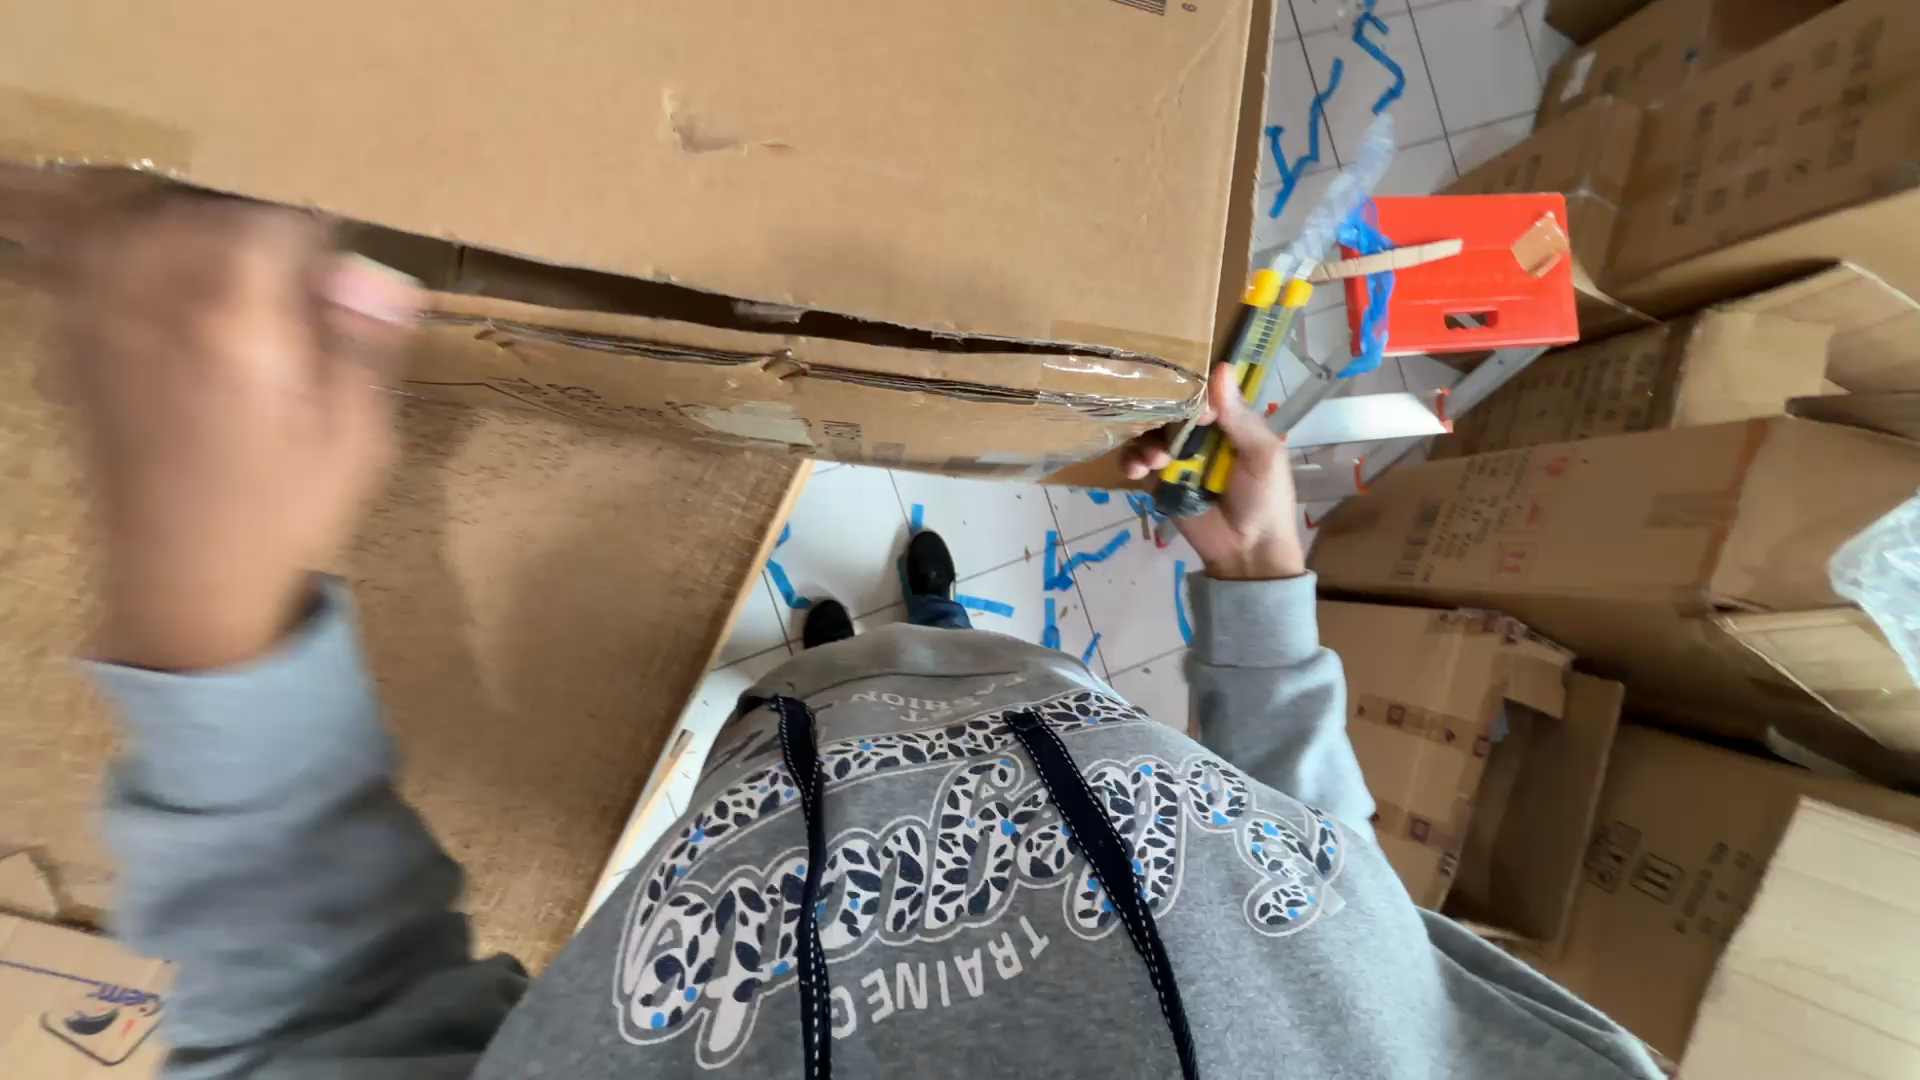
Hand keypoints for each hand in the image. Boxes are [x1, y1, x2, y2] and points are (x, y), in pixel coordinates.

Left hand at [47, 190, 419, 669]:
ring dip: (194, 231)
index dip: (312, 226)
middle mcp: (154, 313)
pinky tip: (178, 285)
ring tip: (243, 262)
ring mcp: (102, 329)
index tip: (345, 243)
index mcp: (236, 333)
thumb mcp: (359, 437)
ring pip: (134, 231)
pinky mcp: (78, 351)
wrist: (187, 573)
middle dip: (255, 224)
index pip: (267, 229)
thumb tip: (380, 276)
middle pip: (196, 219)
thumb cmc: (289, 509)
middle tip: (303, 255)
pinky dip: (140, 255)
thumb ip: (363, 349)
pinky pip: (95, 267)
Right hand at [1122, 363, 1306, 580]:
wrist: (1247, 552)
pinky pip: (1138, 463)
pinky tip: (1136, 472)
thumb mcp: (1263, 455)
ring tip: (1153, 463)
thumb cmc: (1265, 499)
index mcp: (1229, 423)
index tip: (1190, 406)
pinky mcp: (1160, 483)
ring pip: (1149, 435)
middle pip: (1169, 411)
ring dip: (1144, 443)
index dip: (1189, 393)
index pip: (1202, 394)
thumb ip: (1240, 417)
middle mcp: (1201, 436)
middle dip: (1160, 419)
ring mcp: (1178, 459)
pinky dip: (1131, 462)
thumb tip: (1221, 369)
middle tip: (1166, 437)